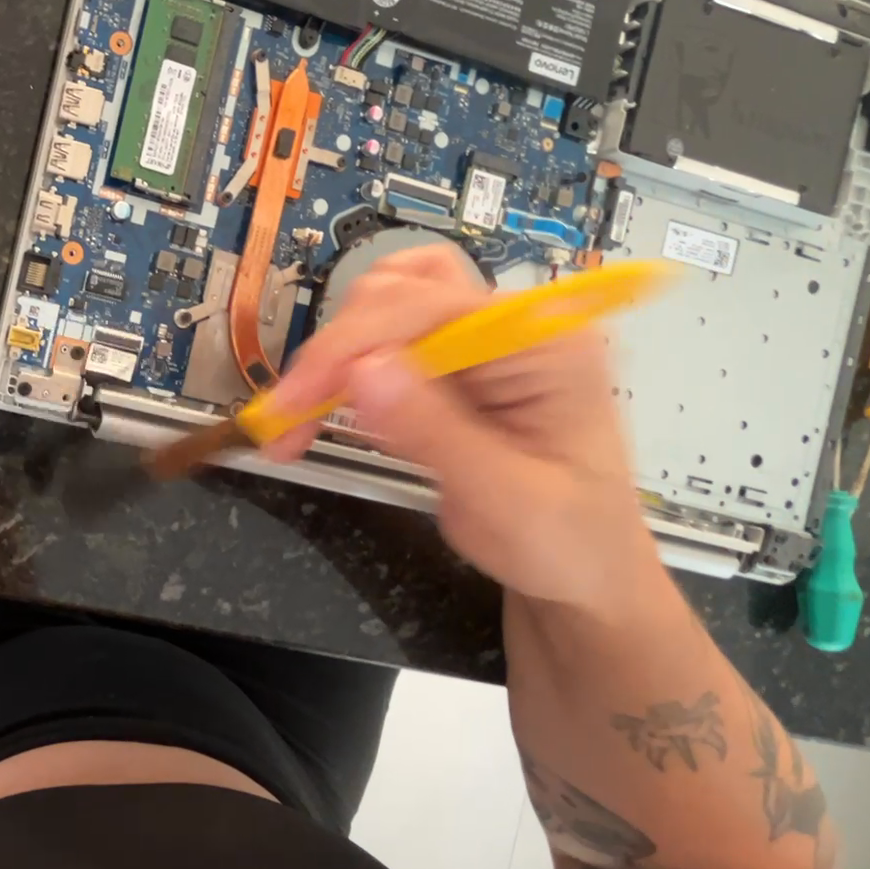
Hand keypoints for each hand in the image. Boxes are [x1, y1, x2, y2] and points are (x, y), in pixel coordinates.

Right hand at [261, 245, 662, 606]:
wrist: (583, 572)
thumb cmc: (563, 542)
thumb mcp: (502, 496)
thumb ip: (433, 430)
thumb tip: (360, 369)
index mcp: (541, 343)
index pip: (423, 307)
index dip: (346, 347)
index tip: (289, 405)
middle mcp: (507, 327)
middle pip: (393, 296)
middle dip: (330, 356)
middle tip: (286, 422)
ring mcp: (475, 343)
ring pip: (376, 310)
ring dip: (329, 360)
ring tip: (299, 422)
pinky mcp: (446, 366)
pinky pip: (376, 345)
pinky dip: (337, 373)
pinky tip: (323, 413)